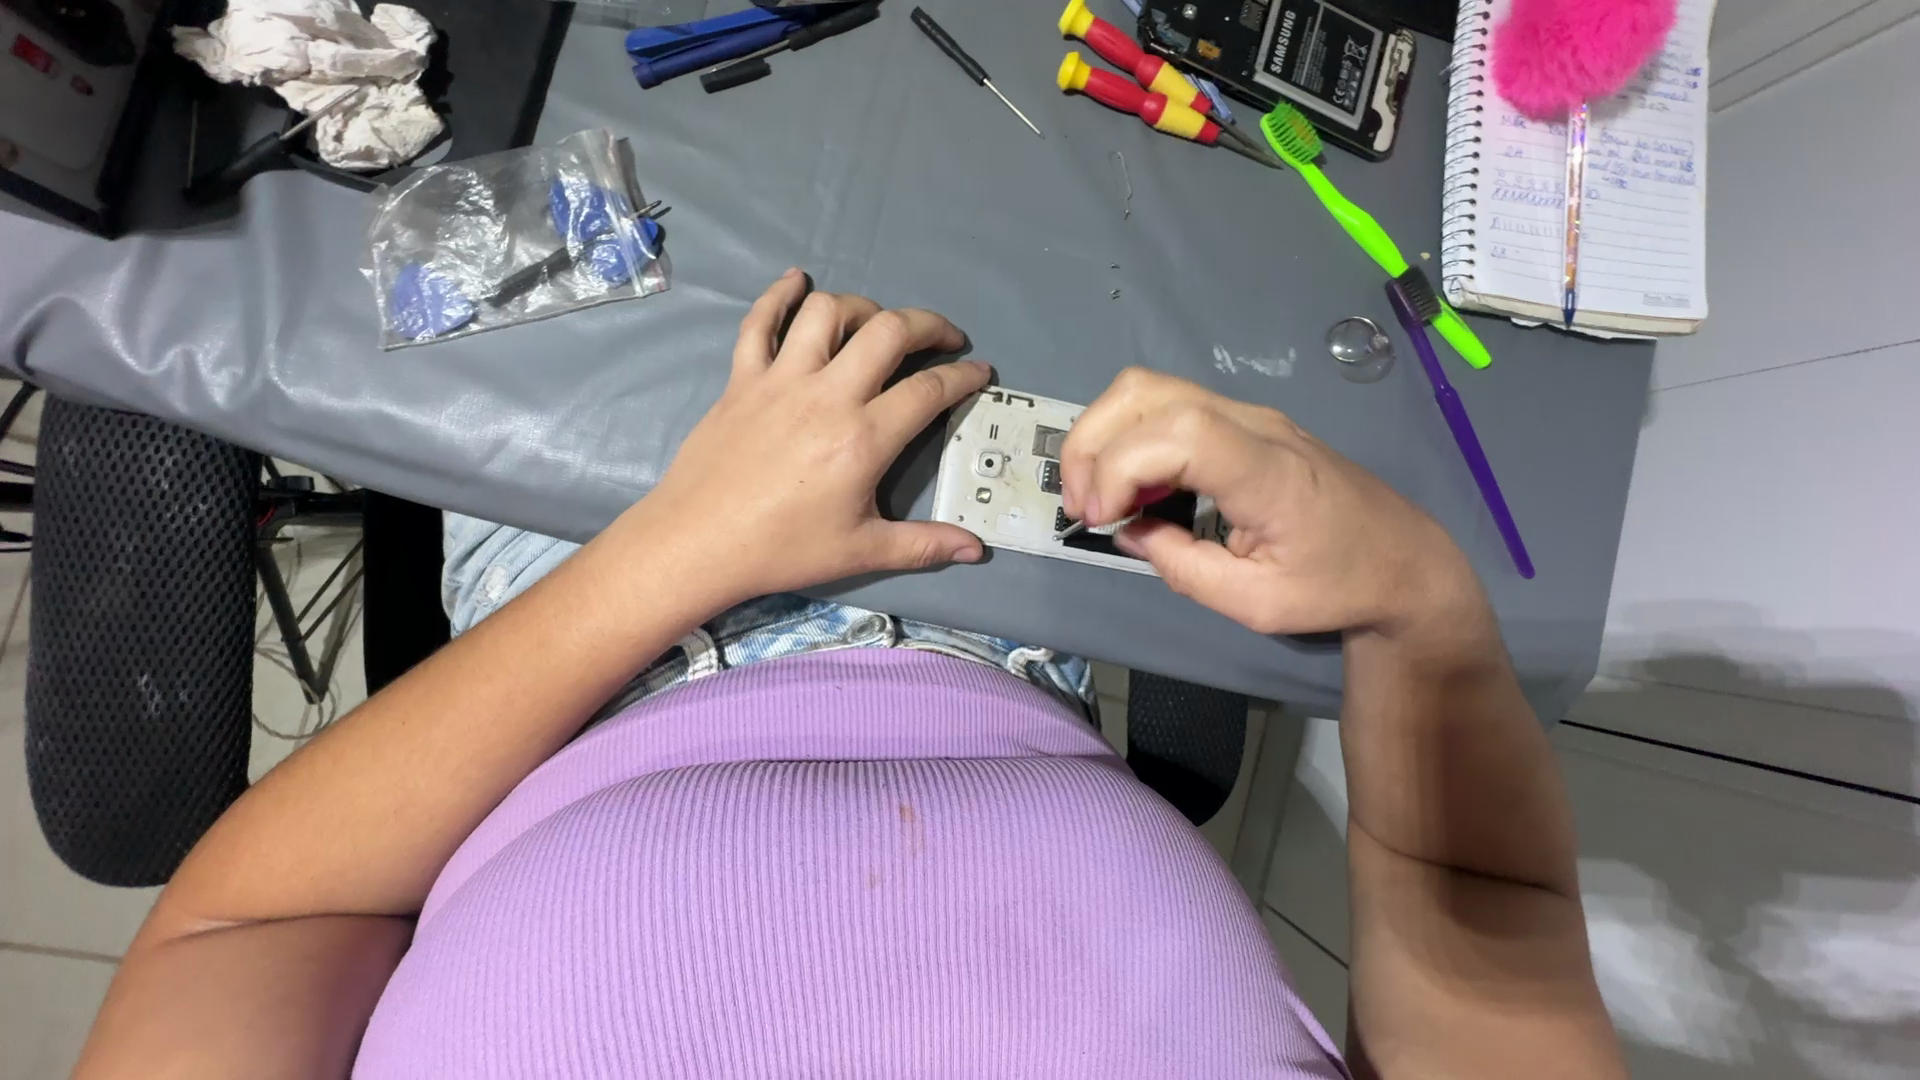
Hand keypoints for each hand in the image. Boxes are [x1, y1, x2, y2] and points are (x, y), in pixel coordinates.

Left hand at [617, 270, 990, 605]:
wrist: (698, 543)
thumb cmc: (783, 549)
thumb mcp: (862, 552)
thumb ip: (925, 545)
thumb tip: (976, 550)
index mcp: (864, 438)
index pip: (929, 390)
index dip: (964, 376)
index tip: (980, 372)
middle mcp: (828, 394)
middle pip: (889, 332)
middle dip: (928, 325)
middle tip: (943, 339)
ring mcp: (781, 380)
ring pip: (828, 312)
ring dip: (863, 308)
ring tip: (877, 326)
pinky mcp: (742, 378)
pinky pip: (760, 321)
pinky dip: (779, 294)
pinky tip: (796, 280)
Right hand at [1059, 368, 1478, 636]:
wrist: (1404, 560)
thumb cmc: (1336, 587)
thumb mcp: (1254, 602)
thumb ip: (1180, 566)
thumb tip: (1126, 529)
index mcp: (1268, 471)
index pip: (1176, 432)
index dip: (1119, 466)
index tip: (1101, 518)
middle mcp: (1254, 424)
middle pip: (1144, 392)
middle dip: (1090, 445)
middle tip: (1082, 506)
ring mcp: (1248, 415)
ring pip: (1147, 389)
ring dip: (1101, 435)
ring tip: (1096, 493)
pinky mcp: (1240, 422)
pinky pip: (1164, 406)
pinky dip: (1126, 437)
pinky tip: (1129, 485)